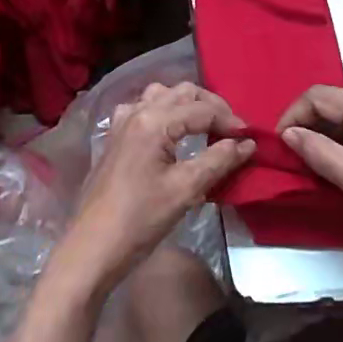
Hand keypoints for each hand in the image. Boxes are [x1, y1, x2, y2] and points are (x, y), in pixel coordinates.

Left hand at [64, 82, 255, 285]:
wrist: (92, 249)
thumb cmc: (140, 219)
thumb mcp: (185, 190)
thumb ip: (218, 161)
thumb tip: (247, 144)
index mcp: (153, 121)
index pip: (202, 109)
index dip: (230, 121)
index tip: (250, 139)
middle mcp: (136, 112)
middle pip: (182, 93)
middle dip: (211, 106)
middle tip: (231, 131)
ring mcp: (122, 123)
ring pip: (162, 95)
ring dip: (187, 104)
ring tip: (206, 127)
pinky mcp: (115, 138)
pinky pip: (145, 109)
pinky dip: (165, 112)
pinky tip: (172, 133)